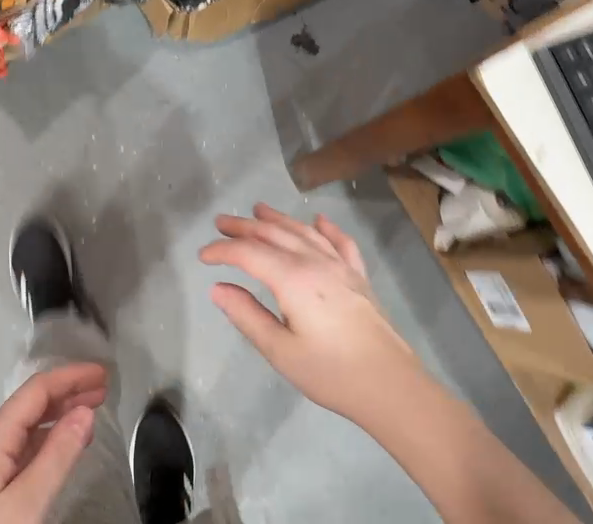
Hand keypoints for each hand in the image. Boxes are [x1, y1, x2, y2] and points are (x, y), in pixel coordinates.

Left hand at [0, 363, 105, 523]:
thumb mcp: (27, 503)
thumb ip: (57, 457)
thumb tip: (85, 411)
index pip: (35, 392)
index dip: (70, 377)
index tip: (103, 374)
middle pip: (29, 405)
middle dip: (67, 392)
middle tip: (104, 391)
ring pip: (24, 427)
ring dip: (58, 415)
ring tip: (90, 415)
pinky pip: (18, 449)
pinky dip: (45, 440)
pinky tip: (61, 448)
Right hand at [200, 204, 423, 425]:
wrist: (389, 384)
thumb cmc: (330, 372)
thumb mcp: (280, 351)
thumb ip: (247, 316)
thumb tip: (218, 288)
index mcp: (292, 279)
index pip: (249, 254)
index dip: (223, 251)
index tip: (202, 255)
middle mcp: (315, 262)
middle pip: (274, 234)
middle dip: (245, 226)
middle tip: (221, 221)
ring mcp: (341, 266)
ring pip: (304, 232)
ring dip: (279, 219)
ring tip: (259, 209)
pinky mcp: (359, 277)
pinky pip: (341, 243)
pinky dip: (327, 228)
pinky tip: (319, 220)